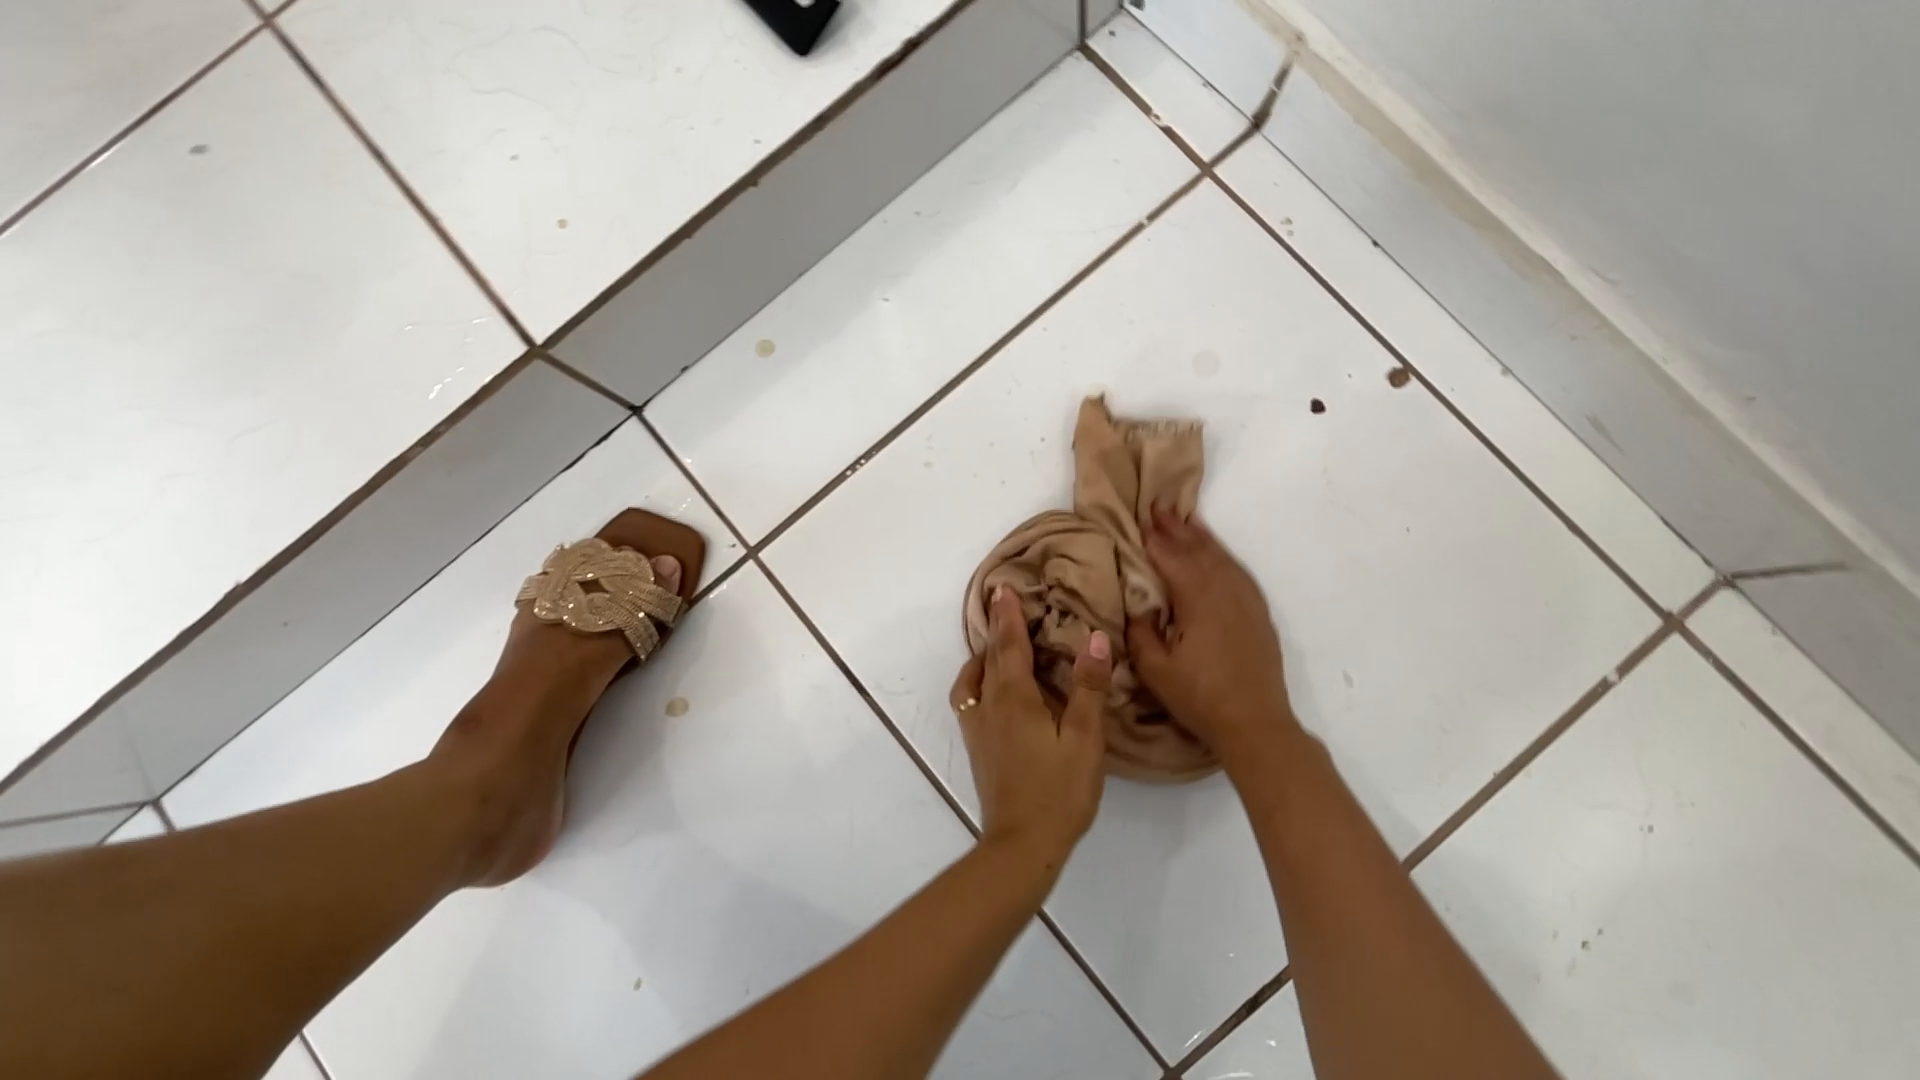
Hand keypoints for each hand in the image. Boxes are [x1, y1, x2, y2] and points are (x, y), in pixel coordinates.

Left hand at [950, 585, 1111, 866]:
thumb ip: (1088, 688)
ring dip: (984, 655)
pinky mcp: (978, 747)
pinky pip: (972, 698)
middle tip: (1002, 602)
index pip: (1009, 645)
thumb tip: (1095, 638)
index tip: (1002, 587)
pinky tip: (996, 690)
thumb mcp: (1084, 738)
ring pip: (974, 679)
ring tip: (1000, 645)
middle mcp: (989, 706)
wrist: (1020, 843)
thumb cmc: (1059, 790)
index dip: (1008, 615)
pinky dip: (980, 680)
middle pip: (989, 657)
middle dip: (996, 627)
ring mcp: (978, 728)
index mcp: (1014, 698)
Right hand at [1126, 506, 1297, 767]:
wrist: (1255, 724)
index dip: (1155, 538)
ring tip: (1186, 519)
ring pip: (1222, 558)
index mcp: (1197, 601)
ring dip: (1202, 537)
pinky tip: (1218, 554)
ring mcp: (1246, 602)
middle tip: (1159, 506)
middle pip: (1198, 551)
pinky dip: (1224, 556)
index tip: (1140, 517)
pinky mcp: (1258, 614)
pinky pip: (1239, 572)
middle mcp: (1224, 592)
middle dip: (1177, 528)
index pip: (1172, 559)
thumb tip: (1139, 607)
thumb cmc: (1200, 698)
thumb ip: (1140, 632)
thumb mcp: (1154, 669)